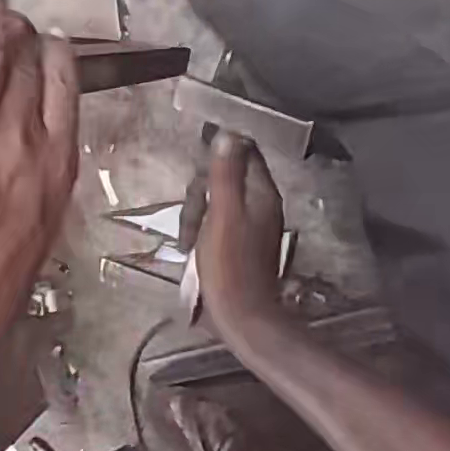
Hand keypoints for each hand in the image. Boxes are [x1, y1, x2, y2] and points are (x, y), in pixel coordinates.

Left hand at [0, 0, 78, 393]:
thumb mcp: (35, 237)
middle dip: (18, 30)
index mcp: (54, 167)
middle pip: (24, 64)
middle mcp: (19, 140)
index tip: (50, 40)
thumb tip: (32, 151)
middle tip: (10, 9)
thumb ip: (38, 184)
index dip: (56, 55)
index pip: (63, 88)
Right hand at [196, 133, 287, 332]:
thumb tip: (228, 134)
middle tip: (189, 220)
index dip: (219, 154)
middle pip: (227, 177)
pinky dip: (204, 228)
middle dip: (201, 193)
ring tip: (187, 241)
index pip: (245, 153)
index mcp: (262, 193)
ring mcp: (254, 224)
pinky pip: (220, 220)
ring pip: (220, 200)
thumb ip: (225, 174)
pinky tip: (194, 248)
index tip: (197, 174)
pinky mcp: (243, 243)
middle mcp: (262, 204)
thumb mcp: (222, 214)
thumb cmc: (230, 266)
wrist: (242, 317)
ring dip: (198, 214)